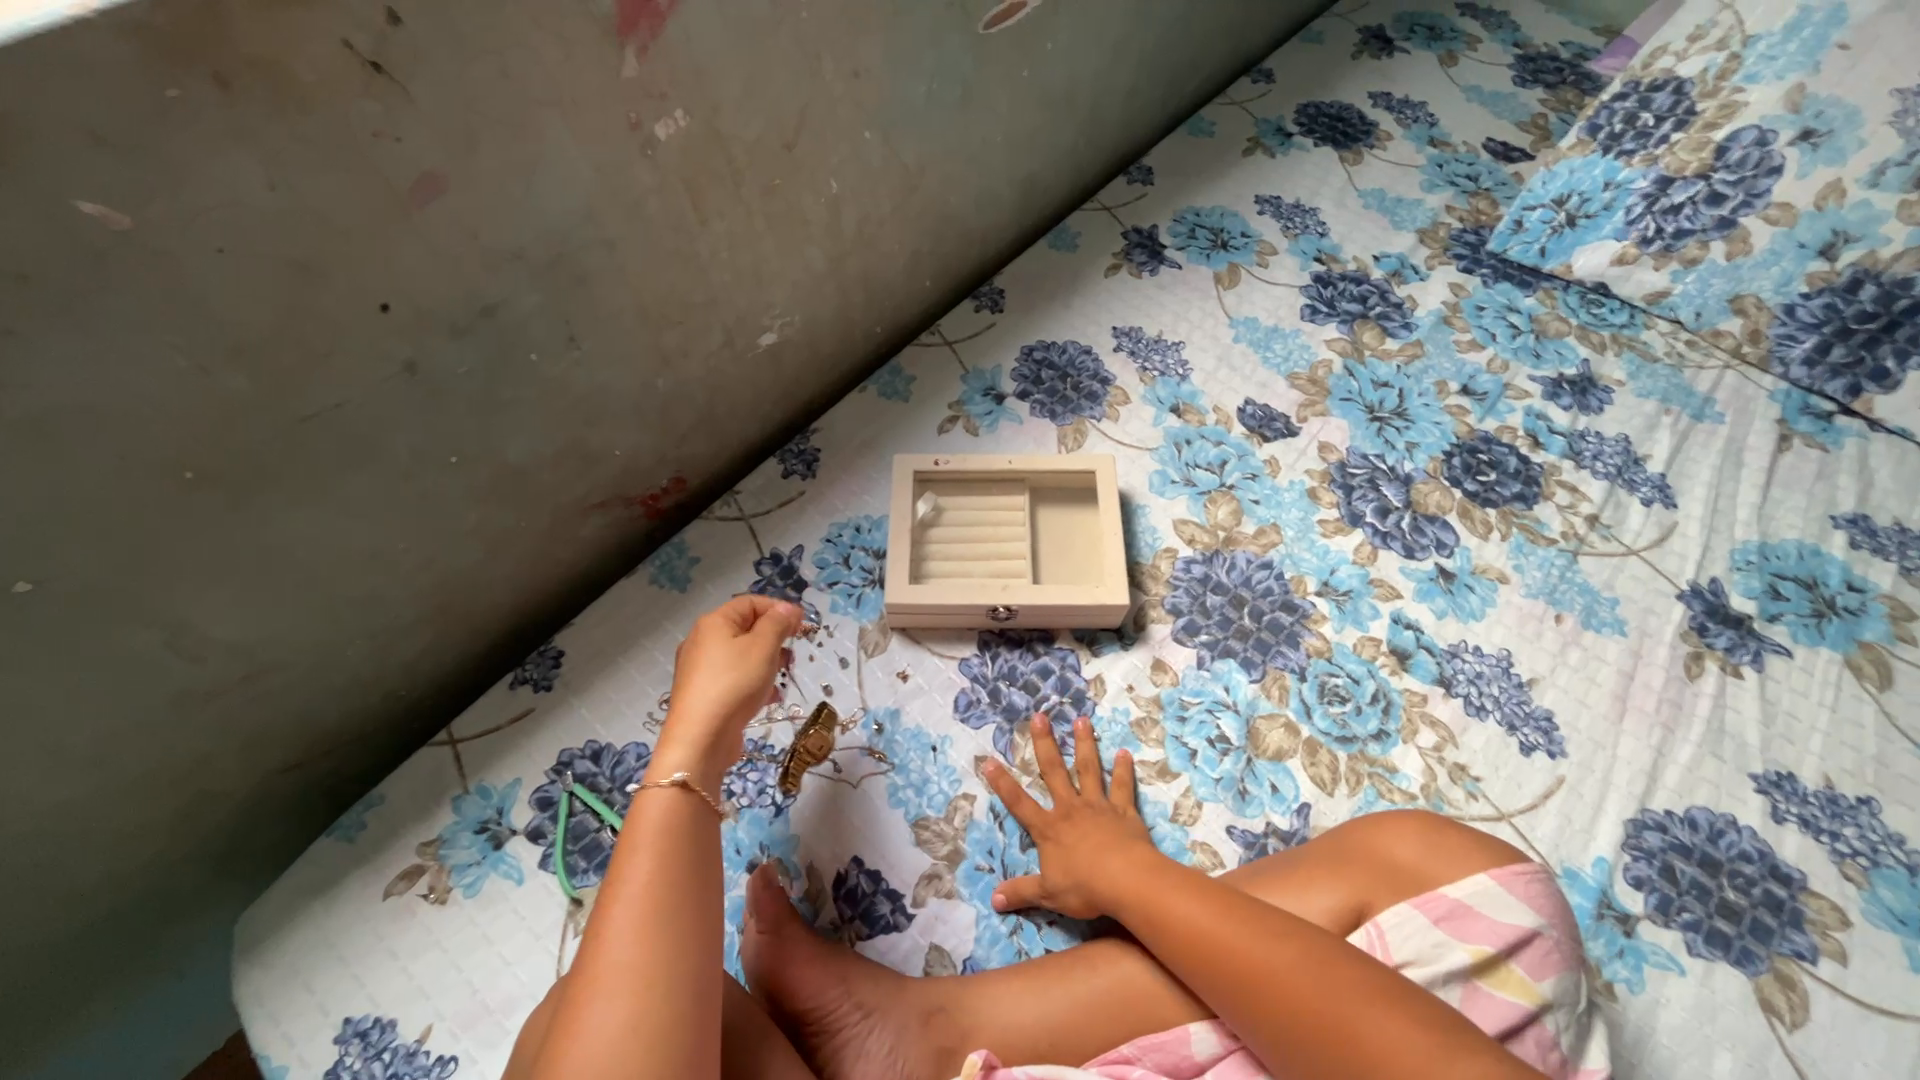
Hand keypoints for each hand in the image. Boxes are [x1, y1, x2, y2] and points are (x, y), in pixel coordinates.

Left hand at [654, 595, 802, 783]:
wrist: (700, 739)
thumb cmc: (735, 684)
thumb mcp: (764, 647)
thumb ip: (778, 623)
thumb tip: (788, 608)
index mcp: (714, 623)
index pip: (750, 603)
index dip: (778, 609)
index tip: (802, 625)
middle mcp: (702, 641)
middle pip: (745, 629)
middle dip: (774, 639)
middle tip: (792, 654)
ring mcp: (700, 670)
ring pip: (741, 656)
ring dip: (767, 663)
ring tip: (782, 677)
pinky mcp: (704, 694)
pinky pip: (734, 679)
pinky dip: (753, 683)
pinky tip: (769, 698)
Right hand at [982, 714, 1168, 919]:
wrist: (1127, 881)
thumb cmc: (1085, 887)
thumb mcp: (1047, 894)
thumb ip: (1021, 893)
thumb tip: (994, 901)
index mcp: (1049, 829)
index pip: (1019, 803)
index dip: (1002, 783)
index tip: (989, 759)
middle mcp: (1070, 809)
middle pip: (1054, 771)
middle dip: (1045, 743)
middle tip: (1040, 716)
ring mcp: (1098, 807)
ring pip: (1089, 769)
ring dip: (1084, 744)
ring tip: (1082, 720)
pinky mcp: (1124, 812)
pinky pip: (1123, 787)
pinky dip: (1123, 770)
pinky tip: (1125, 753)